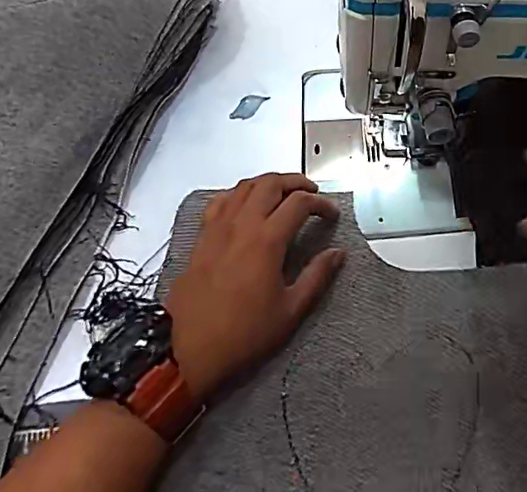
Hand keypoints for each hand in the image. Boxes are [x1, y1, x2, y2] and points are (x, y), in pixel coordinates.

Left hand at [164, 174, 346, 399]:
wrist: (190, 345)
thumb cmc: (242, 333)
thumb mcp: (289, 311)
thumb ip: (316, 277)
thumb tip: (337, 254)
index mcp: (267, 239)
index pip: (300, 203)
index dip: (320, 203)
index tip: (331, 213)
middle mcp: (243, 223)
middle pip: (272, 183)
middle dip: (296, 182)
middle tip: (311, 192)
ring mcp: (220, 225)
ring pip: (247, 185)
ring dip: (269, 182)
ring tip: (284, 193)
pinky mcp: (204, 233)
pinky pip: (223, 198)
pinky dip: (240, 192)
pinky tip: (247, 203)